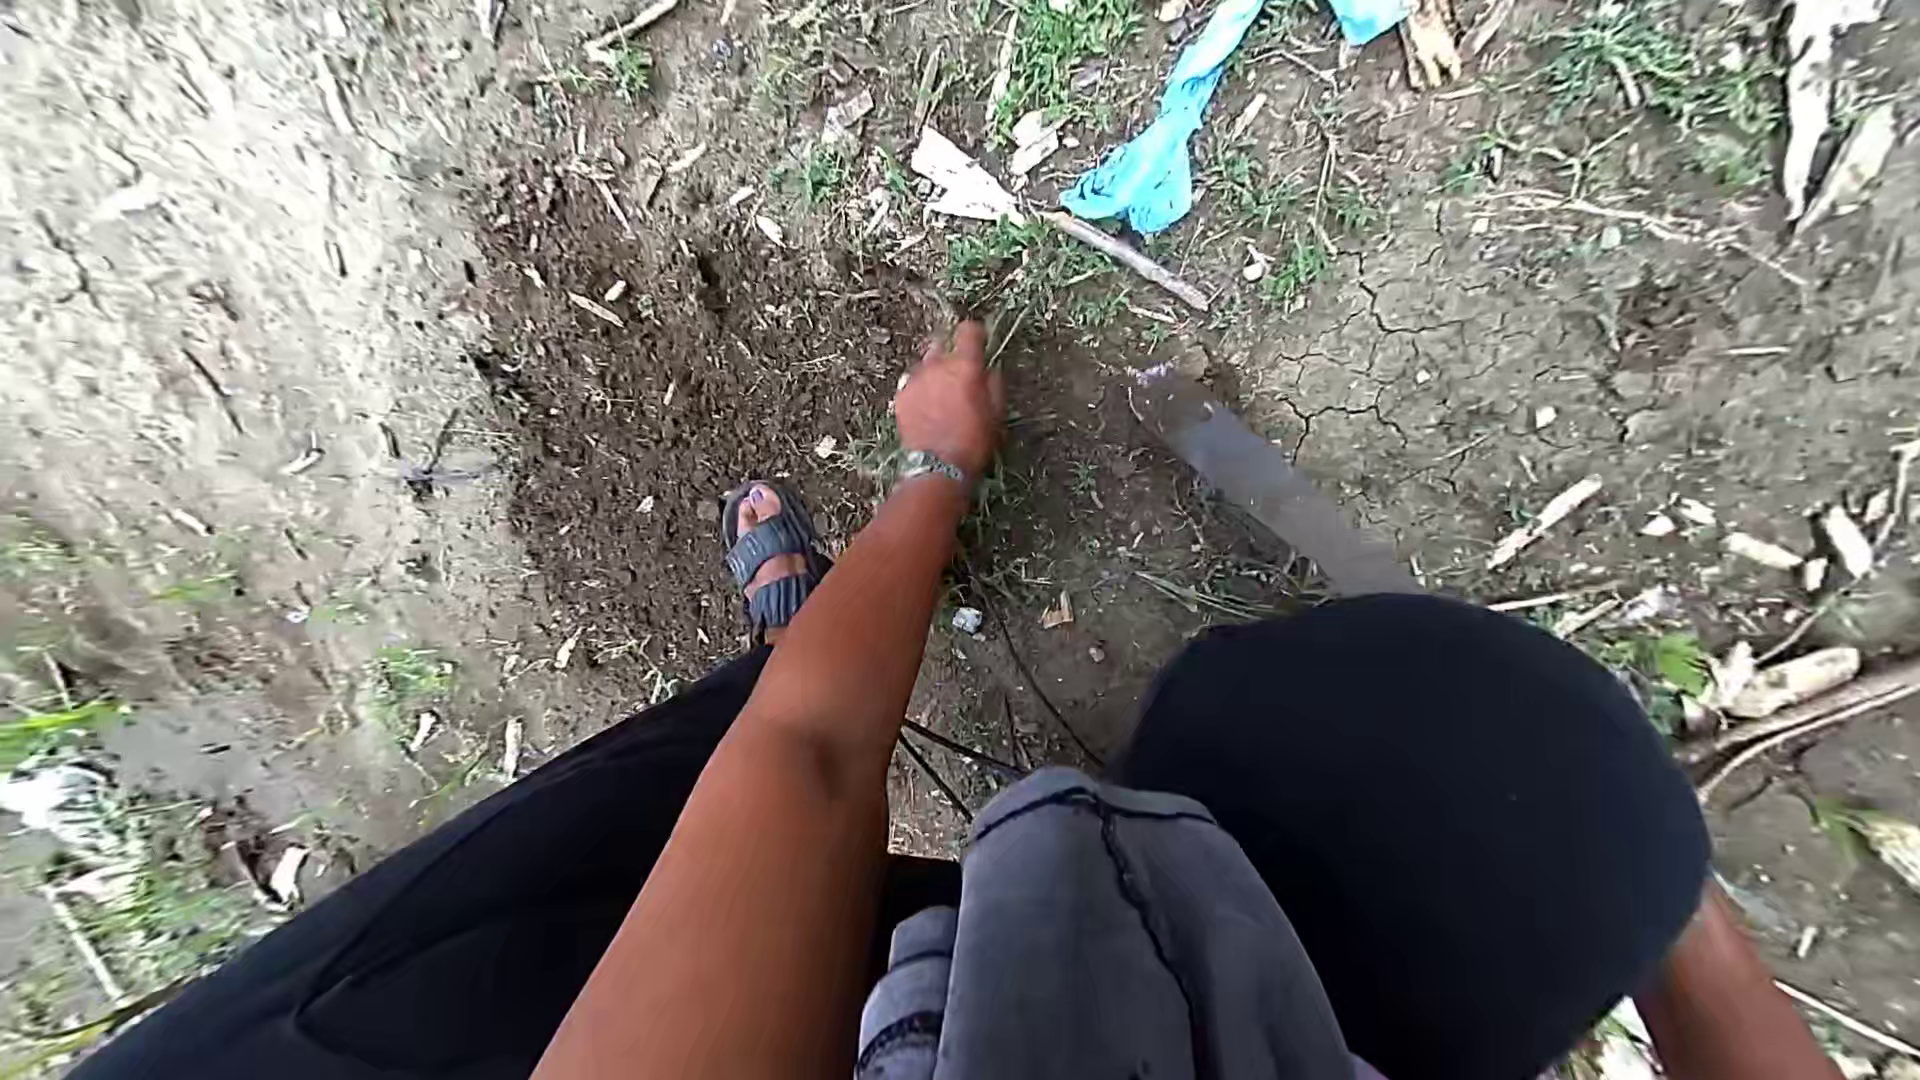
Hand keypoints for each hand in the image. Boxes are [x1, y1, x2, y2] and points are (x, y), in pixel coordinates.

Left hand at [895, 320, 1005, 479]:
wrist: (938, 468)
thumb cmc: (973, 443)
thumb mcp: (997, 414)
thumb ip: (994, 384)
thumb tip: (990, 369)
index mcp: (965, 366)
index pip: (968, 330)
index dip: (975, 334)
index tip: (979, 343)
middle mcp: (937, 366)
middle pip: (942, 344)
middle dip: (951, 356)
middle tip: (959, 378)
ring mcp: (915, 380)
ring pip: (926, 366)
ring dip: (934, 375)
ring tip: (941, 400)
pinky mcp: (901, 396)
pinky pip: (913, 384)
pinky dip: (921, 392)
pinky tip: (927, 411)